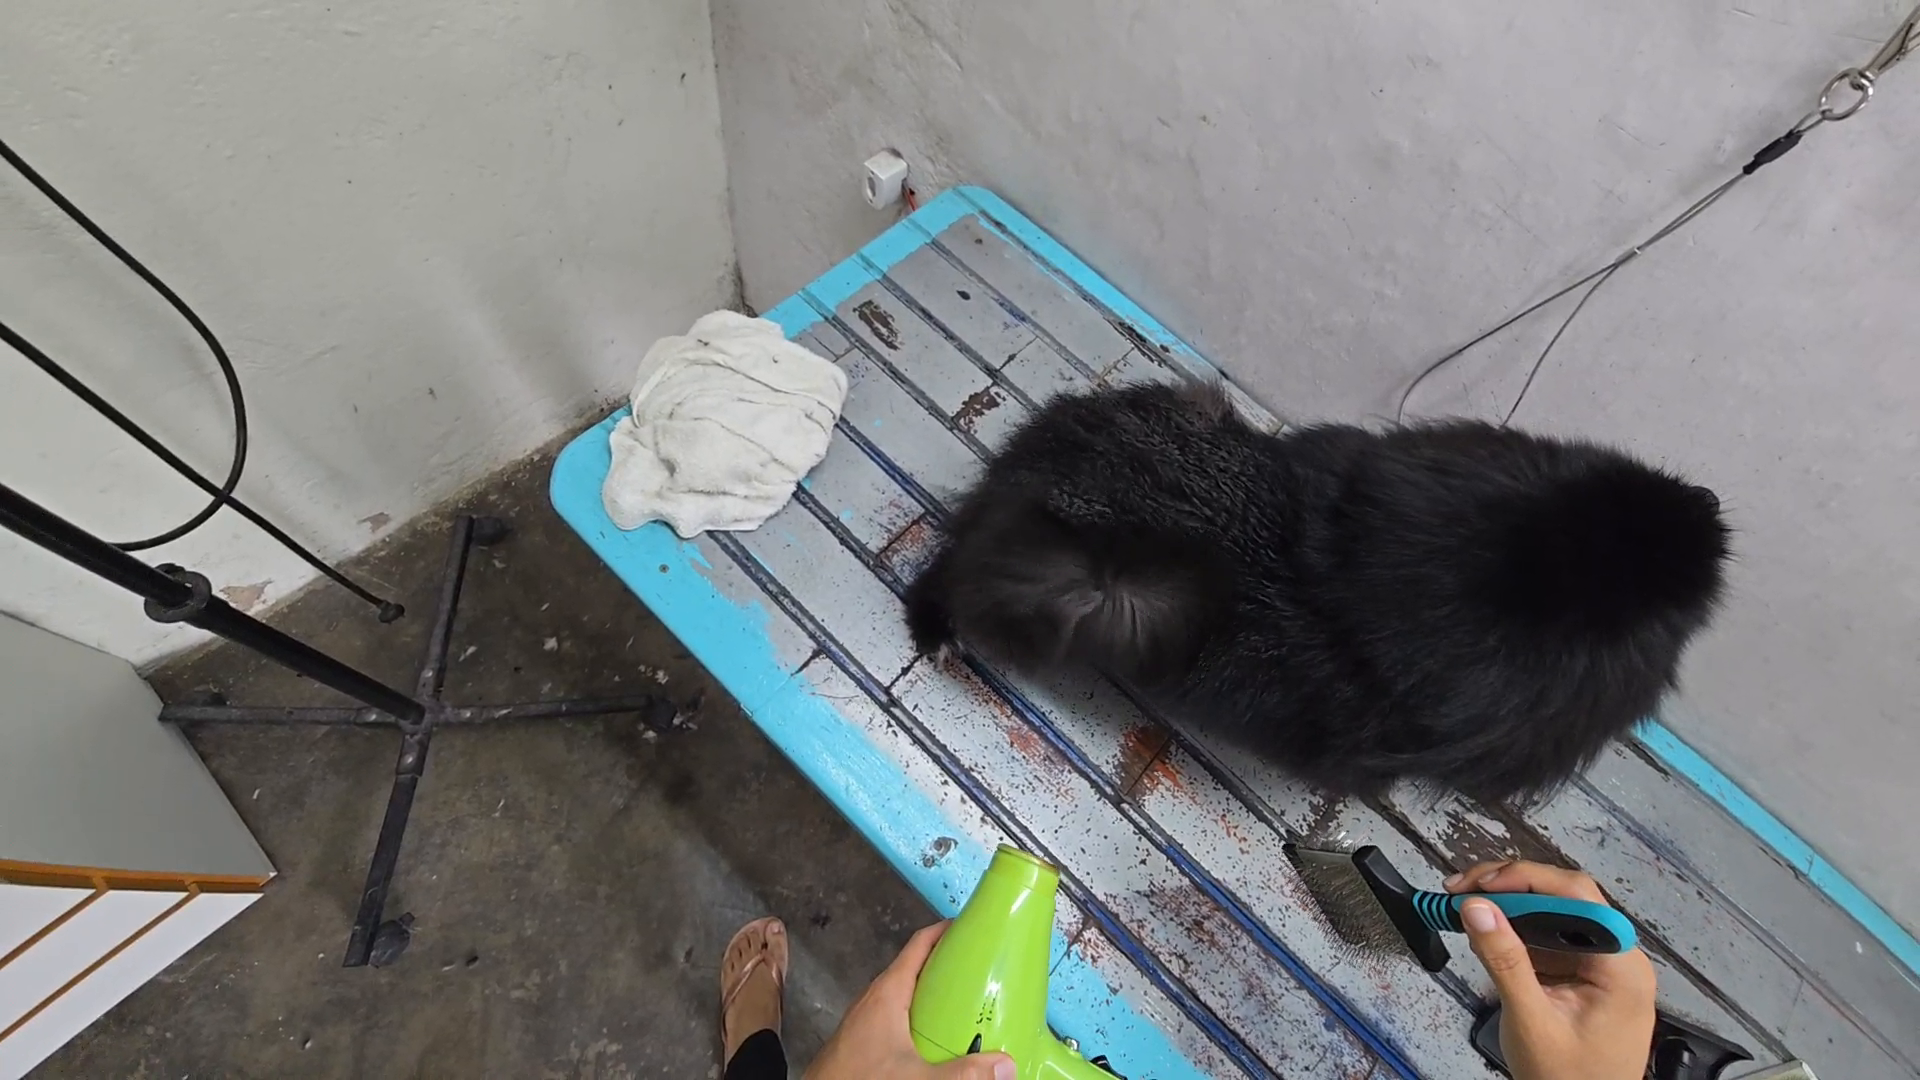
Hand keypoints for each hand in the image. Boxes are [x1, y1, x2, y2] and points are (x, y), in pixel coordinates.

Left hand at [805, 921, 1016, 1079]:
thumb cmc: (861, 1077)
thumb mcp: (917, 1078)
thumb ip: (962, 1073)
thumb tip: (1006, 1065)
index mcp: (890, 989)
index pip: (920, 942)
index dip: (946, 929)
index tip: (973, 927)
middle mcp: (878, 995)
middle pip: (917, 966)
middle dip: (947, 965)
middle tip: (980, 971)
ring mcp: (868, 1016)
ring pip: (907, 991)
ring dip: (933, 992)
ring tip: (966, 1003)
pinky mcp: (864, 1036)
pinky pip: (898, 1013)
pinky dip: (920, 1014)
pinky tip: (935, 1038)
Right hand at [1447, 861, 1655, 1079]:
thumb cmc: (1565, 1077)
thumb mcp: (1530, 1020)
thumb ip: (1504, 961)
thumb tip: (1474, 905)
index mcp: (1619, 967)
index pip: (1577, 895)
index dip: (1526, 879)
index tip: (1478, 886)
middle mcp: (1615, 956)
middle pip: (1561, 893)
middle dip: (1506, 885)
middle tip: (1458, 890)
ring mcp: (1597, 962)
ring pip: (1548, 906)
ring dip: (1502, 901)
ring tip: (1461, 906)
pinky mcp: (1578, 969)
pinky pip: (1542, 928)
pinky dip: (1507, 922)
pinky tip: (1480, 931)